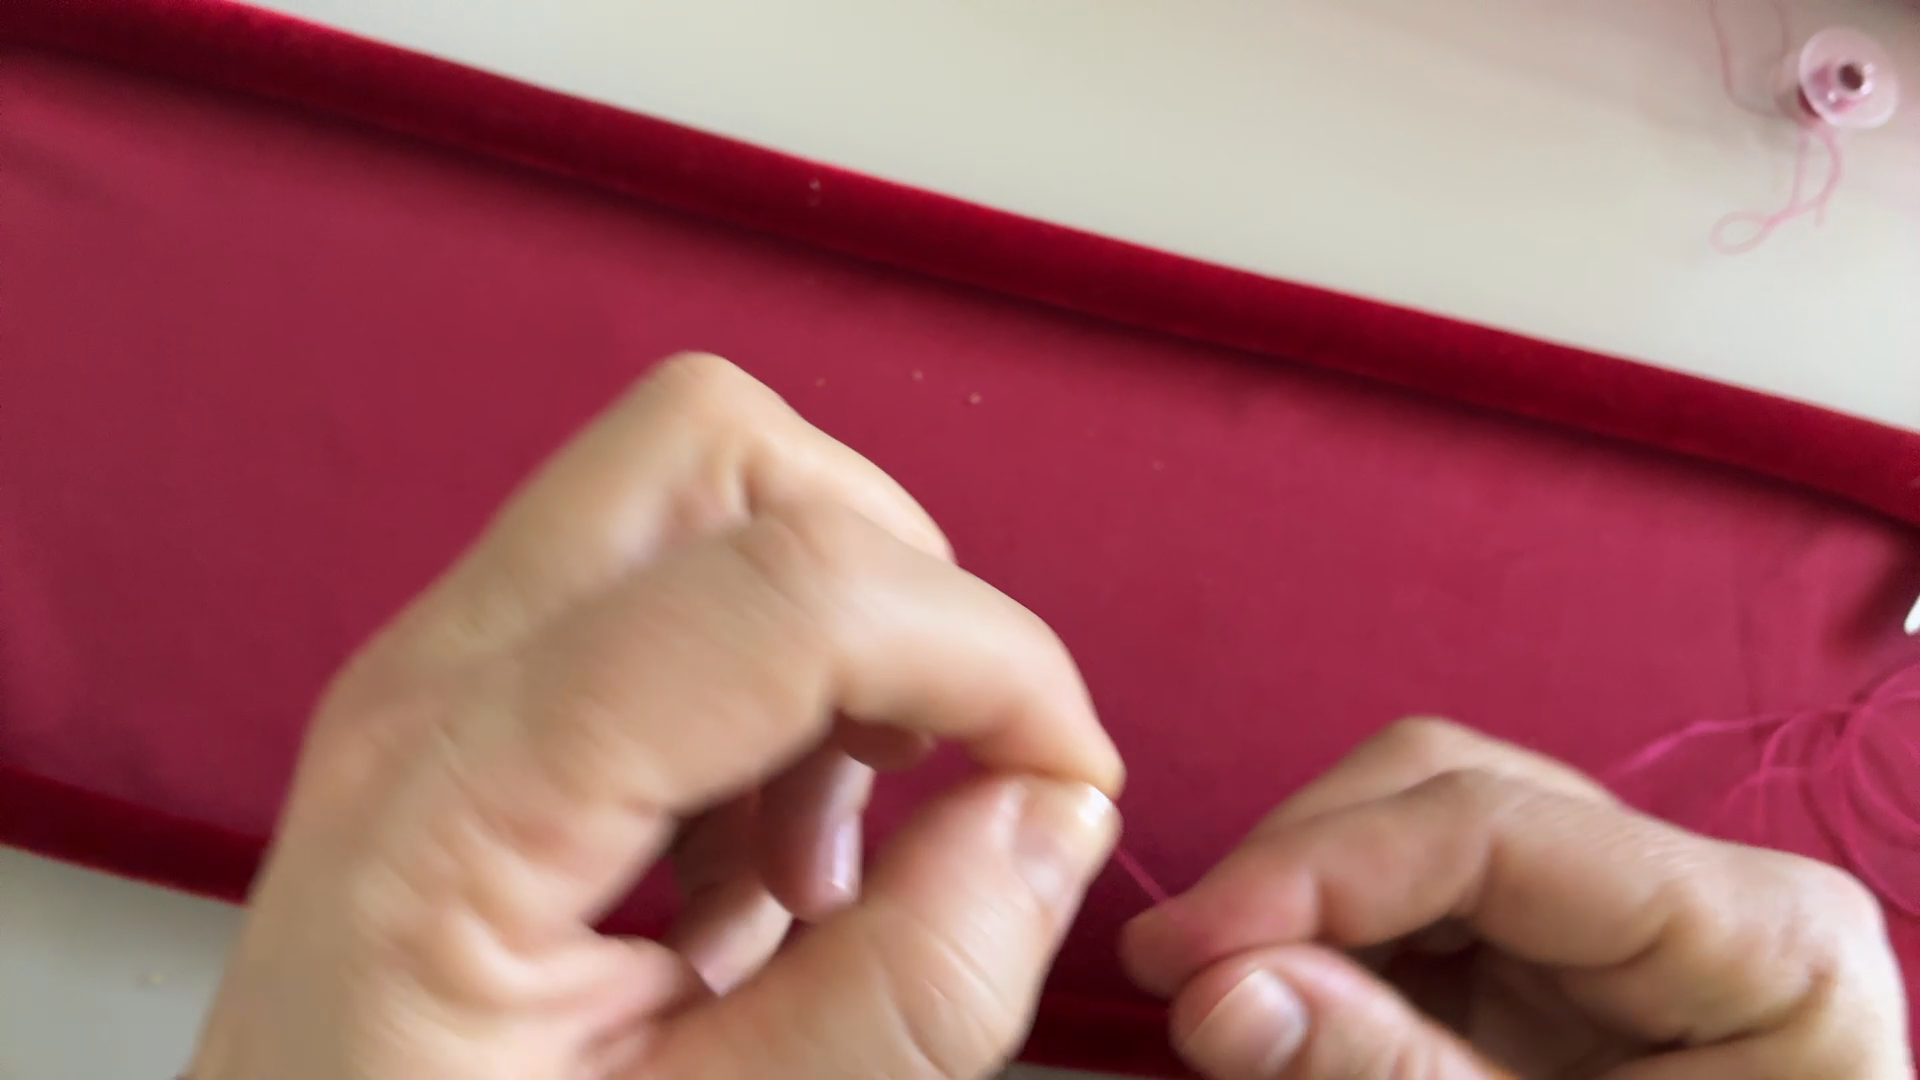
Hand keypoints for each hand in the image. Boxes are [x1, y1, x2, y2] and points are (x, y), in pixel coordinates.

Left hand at [187, 354, 1123, 1079]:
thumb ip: (906, 1003)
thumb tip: (1057, 812)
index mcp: (463, 794)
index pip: (788, 591)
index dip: (987, 654)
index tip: (1069, 771)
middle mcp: (448, 660)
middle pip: (716, 443)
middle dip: (887, 567)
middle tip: (915, 753)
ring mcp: (467, 640)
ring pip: (718, 475)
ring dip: (846, 623)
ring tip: (819, 843)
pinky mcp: (510, 660)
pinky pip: (699, 556)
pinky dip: (798, 662)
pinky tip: (764, 837)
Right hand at [1122, 720, 1911, 1078]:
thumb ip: (1393, 1079)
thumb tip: (1212, 998)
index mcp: (1746, 928)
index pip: (1477, 823)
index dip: (1309, 869)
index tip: (1185, 946)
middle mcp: (1659, 876)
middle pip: (1421, 791)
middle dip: (1286, 872)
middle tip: (1181, 960)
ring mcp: (1586, 898)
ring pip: (1387, 820)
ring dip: (1284, 902)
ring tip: (1218, 985)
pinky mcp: (1524, 937)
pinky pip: (1387, 891)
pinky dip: (1310, 935)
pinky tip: (1276, 991)